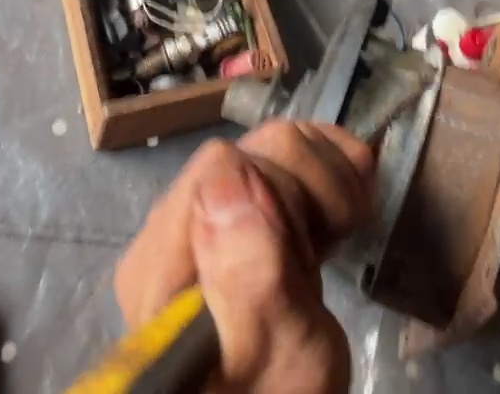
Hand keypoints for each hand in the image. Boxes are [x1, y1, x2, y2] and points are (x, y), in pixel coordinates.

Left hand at [114, 120, 375, 393]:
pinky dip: (325, 176)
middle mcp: (174, 224)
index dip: (282, 193)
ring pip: (273, 147)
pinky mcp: (237, 214)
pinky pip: (282, 161)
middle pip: (250, 151)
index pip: (223, 165)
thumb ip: (250, 271)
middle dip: (308, 190)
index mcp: (163, 256)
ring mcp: (206, 217)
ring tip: (331, 241)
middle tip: (324, 255)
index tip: (308, 255)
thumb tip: (229, 170)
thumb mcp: (273, 352)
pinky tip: (336, 216)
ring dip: (323, 185)